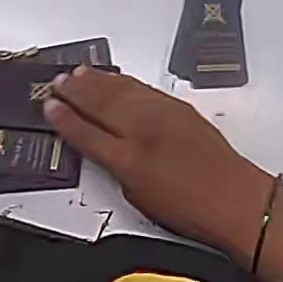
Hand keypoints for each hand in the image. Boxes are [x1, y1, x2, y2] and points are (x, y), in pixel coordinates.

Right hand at [43, 67, 275, 259]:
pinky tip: (115, 79)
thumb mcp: (139, 197)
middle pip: (99, 103)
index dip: (63, 118)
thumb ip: (117, 168)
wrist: (233, 196)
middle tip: (57, 82)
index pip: (85, 132)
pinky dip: (125, 82)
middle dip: (75, 91)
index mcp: (127, 160)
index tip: (49, 106)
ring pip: (121, 90)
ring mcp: (162, 114)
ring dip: (97, 81)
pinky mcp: (179, 108)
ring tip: (78, 74)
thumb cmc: (189, 208)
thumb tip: (106, 148)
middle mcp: (142, 131)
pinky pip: (143, 89)